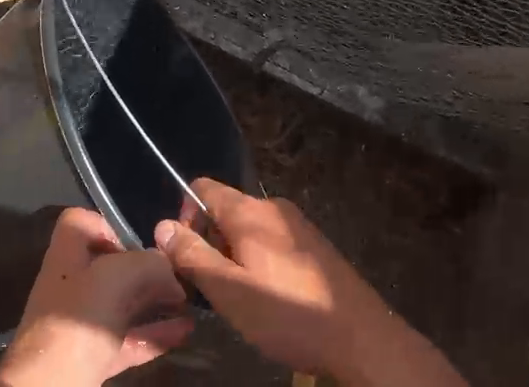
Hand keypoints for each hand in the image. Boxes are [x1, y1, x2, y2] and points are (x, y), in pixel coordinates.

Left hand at [0, 207, 193, 386]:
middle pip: (112, 266)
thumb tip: (168, 267)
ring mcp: (82, 322)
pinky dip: (154, 333)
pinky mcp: (93, 355)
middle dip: (148, 270)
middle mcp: (72, 283)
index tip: (141, 244)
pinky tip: (184, 331)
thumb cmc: (77, 321)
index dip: (111, 227)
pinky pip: (128, 337)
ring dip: (155, 302)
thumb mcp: (114, 278)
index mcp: (67, 255)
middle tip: (181, 278)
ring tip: (188, 303)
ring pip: (123, 304)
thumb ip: (145, 264)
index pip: (83, 223)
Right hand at [154, 179, 464, 386]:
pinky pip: (274, 243)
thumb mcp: (229, 291)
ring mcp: (299, 225)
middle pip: (225, 210)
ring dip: (236, 255)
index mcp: (248, 211)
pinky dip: (262, 262)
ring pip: (250, 229)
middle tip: (211, 286)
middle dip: (211, 241)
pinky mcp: (317, 247)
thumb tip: (162, 225)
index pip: (201, 187)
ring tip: (241, 298)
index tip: (186, 255)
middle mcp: (272, 207)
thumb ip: (192, 256)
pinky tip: (272, 300)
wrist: (366, 340)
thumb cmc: (289, 314)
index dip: (184, 215)